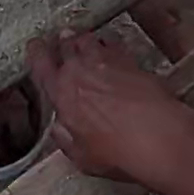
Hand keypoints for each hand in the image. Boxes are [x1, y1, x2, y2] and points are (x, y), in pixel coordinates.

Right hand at [27, 31, 193, 194]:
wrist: (158, 136)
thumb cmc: (118, 151)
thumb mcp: (81, 157)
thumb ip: (66, 139)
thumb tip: (60, 130)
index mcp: (62, 91)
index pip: (41, 63)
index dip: (36, 52)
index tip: (35, 47)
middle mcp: (81, 70)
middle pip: (66, 44)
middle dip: (62, 40)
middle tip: (61, 38)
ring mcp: (106, 61)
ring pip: (89, 39)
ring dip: (84, 39)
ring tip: (83, 40)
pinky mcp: (130, 60)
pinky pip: (113, 44)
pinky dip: (108, 45)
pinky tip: (111, 50)